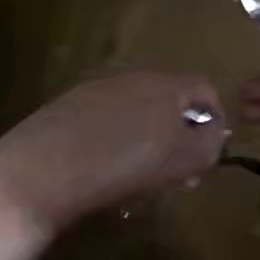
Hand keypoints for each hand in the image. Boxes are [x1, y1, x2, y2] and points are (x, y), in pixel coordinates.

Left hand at [0, 72, 229, 237]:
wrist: (44, 169)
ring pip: (137, 114)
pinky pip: (106, 124)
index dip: (215, 117)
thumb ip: (211, 145)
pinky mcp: (67, 109)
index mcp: (165, 84)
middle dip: (180, 137)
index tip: (211, 150)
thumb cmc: (127, 163)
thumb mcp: (185, 160)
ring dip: (149, 143)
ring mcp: (96, 91)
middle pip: (169, 102)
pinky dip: (116, 145)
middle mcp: (132, 78)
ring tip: (144, 181)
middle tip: (180, 174)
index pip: (203, 88)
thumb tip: (214, 135)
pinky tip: (107, 175)